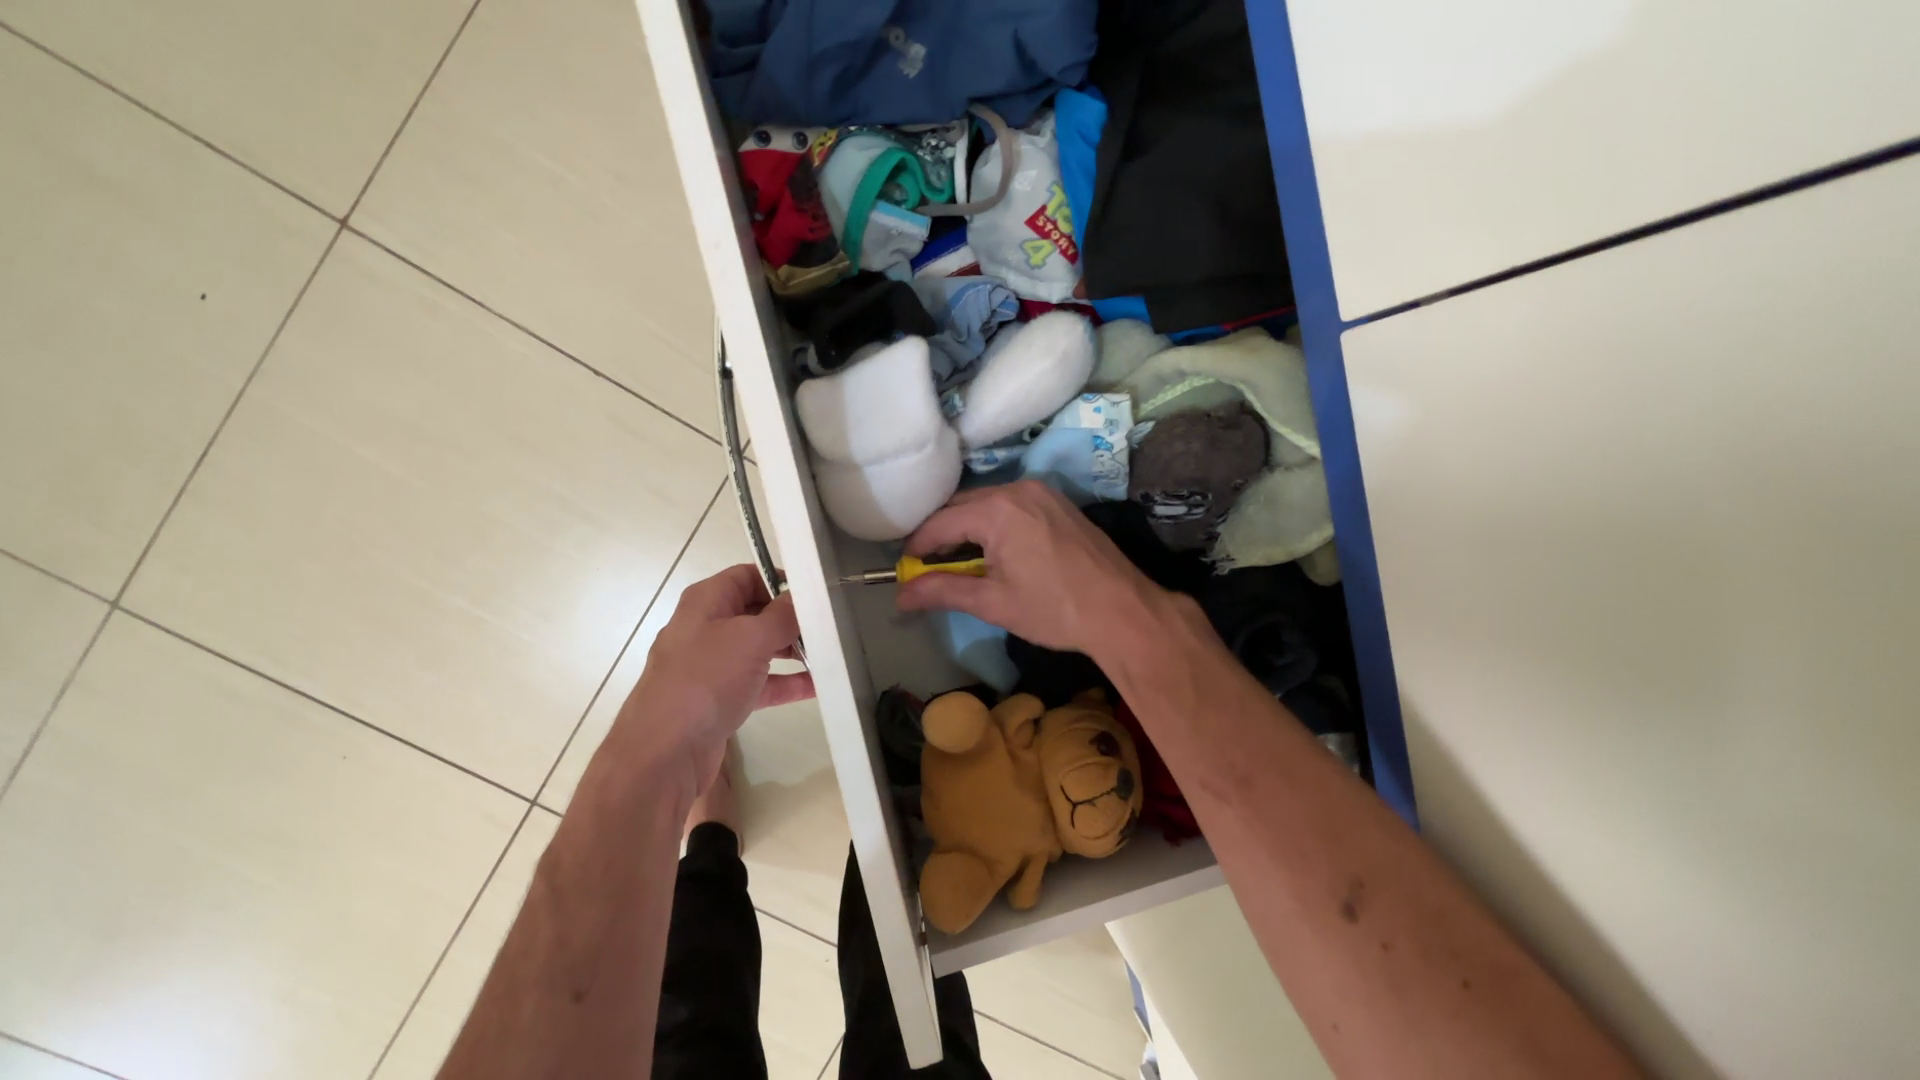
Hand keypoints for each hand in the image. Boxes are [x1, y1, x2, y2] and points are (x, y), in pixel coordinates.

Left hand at [606, 565, 814, 801]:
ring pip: (759, 649)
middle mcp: (706, 627)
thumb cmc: (705, 681)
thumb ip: (781, 616)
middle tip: (829, 626)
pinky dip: (785, 682)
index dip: (780, 579)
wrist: (665, 752)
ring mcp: (712, 665)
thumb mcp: (750, 639)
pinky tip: (817, 686)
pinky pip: (758, 682)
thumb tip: (802, 598)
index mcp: (706, 602)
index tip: (815, 593)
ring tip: (830, 654)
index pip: (747, 575)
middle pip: (756, 612)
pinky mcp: (720, 697)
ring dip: (792, 651)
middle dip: (791, 618)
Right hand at [896, 481, 1169, 657]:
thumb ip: (943, 591)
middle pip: (962, 506)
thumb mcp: (993, 603)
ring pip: (987, 503)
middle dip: (940, 534)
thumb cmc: (1054, 609)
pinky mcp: (1058, 503)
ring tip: (956, 561)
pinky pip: (1012, 505)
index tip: (904, 568)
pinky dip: (994, 523)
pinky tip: (991, 550)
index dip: (918, 546)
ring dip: (967, 527)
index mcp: (998, 510)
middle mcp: (1018, 489)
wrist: (1122, 610)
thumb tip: (902, 596)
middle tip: (926, 566)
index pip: (941, 522)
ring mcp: (1042, 493)